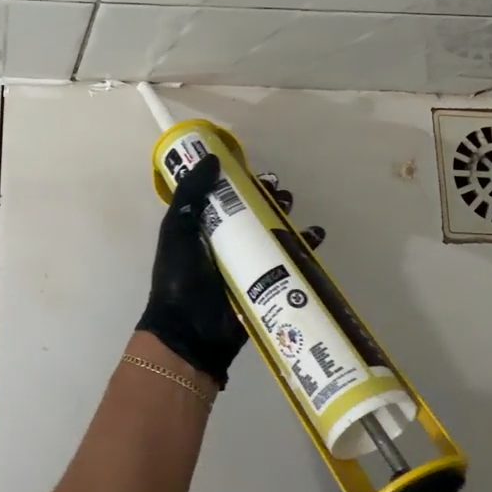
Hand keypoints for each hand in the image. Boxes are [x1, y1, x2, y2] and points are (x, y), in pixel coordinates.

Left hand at [135, 160, 319, 388]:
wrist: (190, 332)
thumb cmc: (180, 277)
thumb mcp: (177, 229)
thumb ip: (191, 194)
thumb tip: (211, 159)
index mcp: (201, 229)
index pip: (225, 199)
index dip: (240, 184)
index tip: (255, 174)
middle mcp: (225, 244)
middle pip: (252, 214)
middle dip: (269, 200)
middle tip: (280, 192)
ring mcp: (247, 266)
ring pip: (272, 235)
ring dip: (286, 220)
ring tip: (293, 209)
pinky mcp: (266, 287)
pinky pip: (288, 264)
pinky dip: (304, 249)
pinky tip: (314, 238)